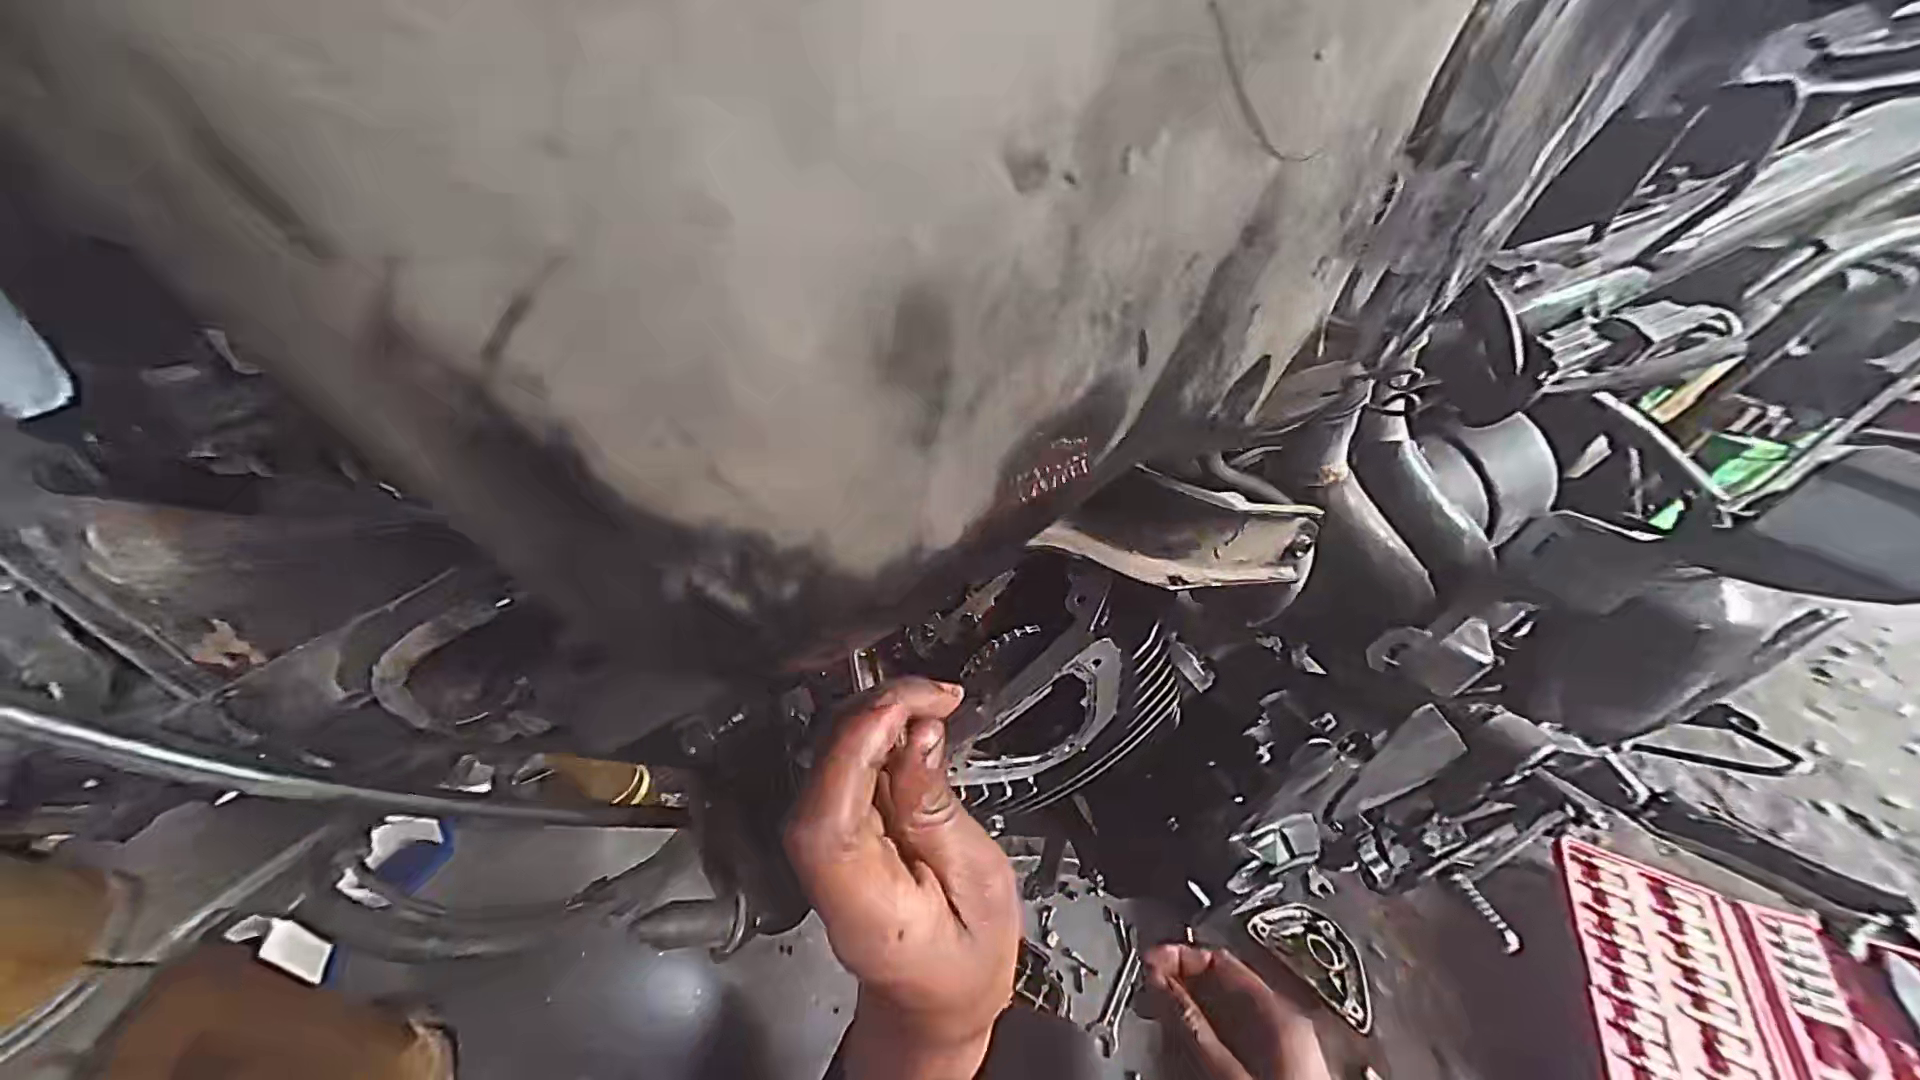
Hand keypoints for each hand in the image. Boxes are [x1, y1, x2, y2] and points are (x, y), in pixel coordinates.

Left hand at [785, 678, 1019, 1079]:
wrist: (935, 991)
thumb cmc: (960, 958)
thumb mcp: (976, 887)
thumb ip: (939, 812)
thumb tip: (920, 735)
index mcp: (859, 903)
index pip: (829, 813)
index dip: (859, 747)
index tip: (908, 707)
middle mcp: (825, 866)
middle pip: (823, 769)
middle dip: (880, 710)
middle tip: (938, 695)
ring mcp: (823, 839)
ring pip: (833, 749)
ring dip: (882, 710)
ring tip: (937, 702)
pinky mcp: (837, 817)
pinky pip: (850, 755)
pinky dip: (883, 726)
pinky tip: (916, 719)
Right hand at [1144, 944, 1331, 1079]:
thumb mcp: (1227, 1076)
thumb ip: (1190, 1025)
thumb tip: (1160, 981)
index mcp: (1279, 1017)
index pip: (1219, 959)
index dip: (1178, 956)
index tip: (1147, 964)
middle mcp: (1284, 1028)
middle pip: (1219, 986)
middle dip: (1178, 989)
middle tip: (1147, 996)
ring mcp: (1282, 1056)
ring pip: (1223, 1017)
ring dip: (1187, 1018)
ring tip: (1161, 1029)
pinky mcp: (1275, 1077)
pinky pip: (1231, 1044)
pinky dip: (1202, 1043)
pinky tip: (1185, 1056)